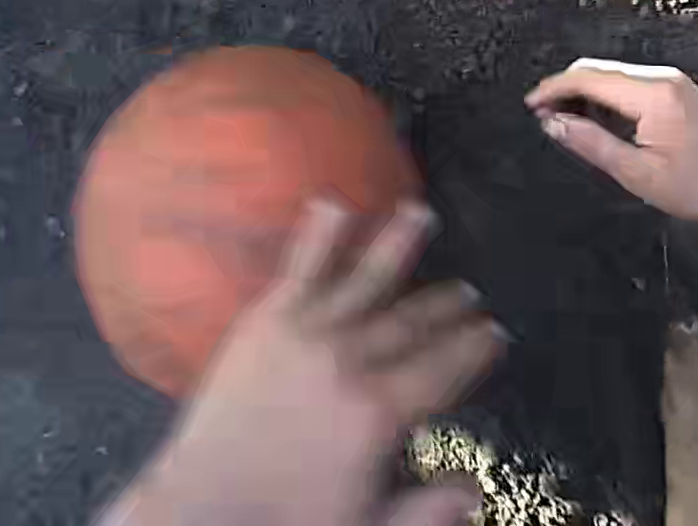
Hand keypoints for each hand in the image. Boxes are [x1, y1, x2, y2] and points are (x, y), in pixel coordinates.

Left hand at [103, 198, 503, 525]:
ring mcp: (307, 329)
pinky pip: (300, 266)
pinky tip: (332, 204)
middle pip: (410, 322)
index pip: (441, 369)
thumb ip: (424, 510)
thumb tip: (476, 487)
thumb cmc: (287, 521)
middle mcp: (349, 358)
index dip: (472, 349)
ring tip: (419, 213)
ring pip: (363, 277)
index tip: (493, 329)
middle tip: (467, 290)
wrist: (204, 505)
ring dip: (395, 243)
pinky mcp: (269, 315)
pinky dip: (319, 234)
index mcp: (377, 411)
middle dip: (444, 305)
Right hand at [524, 58, 697, 221]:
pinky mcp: (672, 88)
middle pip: (595, 69)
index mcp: (654, 95)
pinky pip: (624, 81)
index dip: (553, 89)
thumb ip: (591, 143)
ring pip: (608, 73)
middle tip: (544, 114)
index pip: (588, 78)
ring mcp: (669, 80)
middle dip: (563, 88)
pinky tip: (591, 114)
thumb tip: (553, 122)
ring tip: (563, 117)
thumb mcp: (639, 173)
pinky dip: (600, 93)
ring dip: (580, 90)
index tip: (532, 105)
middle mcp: (661, 78)